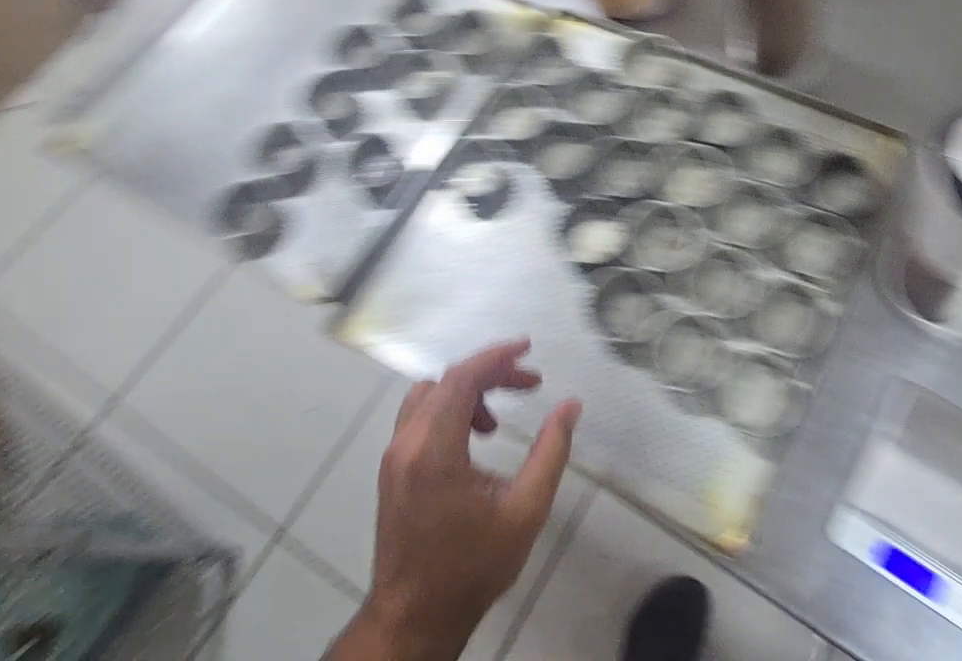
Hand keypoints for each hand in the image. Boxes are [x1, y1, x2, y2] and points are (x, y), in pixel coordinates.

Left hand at [330, 340, 580, 660]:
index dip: (496, 356)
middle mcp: (406, 445)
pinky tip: (475, 440)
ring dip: (467, 392)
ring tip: (499, 421)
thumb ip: (551, 452)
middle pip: (446, 382)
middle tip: (530, 384)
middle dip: (490, 373)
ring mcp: (392, 458)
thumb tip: (570, 406)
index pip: (462, 379)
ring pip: (428, 396)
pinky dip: (448, 411)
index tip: (528, 346)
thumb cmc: (473, 566)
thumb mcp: (525, 510)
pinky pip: (418, 418)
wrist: (414, 616)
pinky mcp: (391, 471)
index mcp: (434, 451)